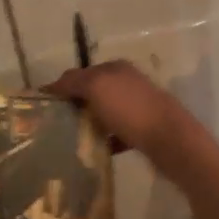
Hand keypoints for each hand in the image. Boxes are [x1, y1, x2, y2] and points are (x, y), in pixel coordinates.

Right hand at [45, 59, 182, 156]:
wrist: (172, 141)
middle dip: (76, 106)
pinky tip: (98, 150)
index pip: (80, 72)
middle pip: (93, 92)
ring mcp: (139, 106)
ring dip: (91, 123)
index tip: (47, 106)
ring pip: (105, 113)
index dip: (62, 87)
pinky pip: (118, 133)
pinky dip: (107, 140)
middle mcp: (128, 82)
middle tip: (57, 124)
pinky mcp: (146, 129)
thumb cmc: (131, 109)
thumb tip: (51, 85)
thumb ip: (72, 81)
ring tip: (75, 139)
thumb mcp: (96, 87)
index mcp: (115, 68)